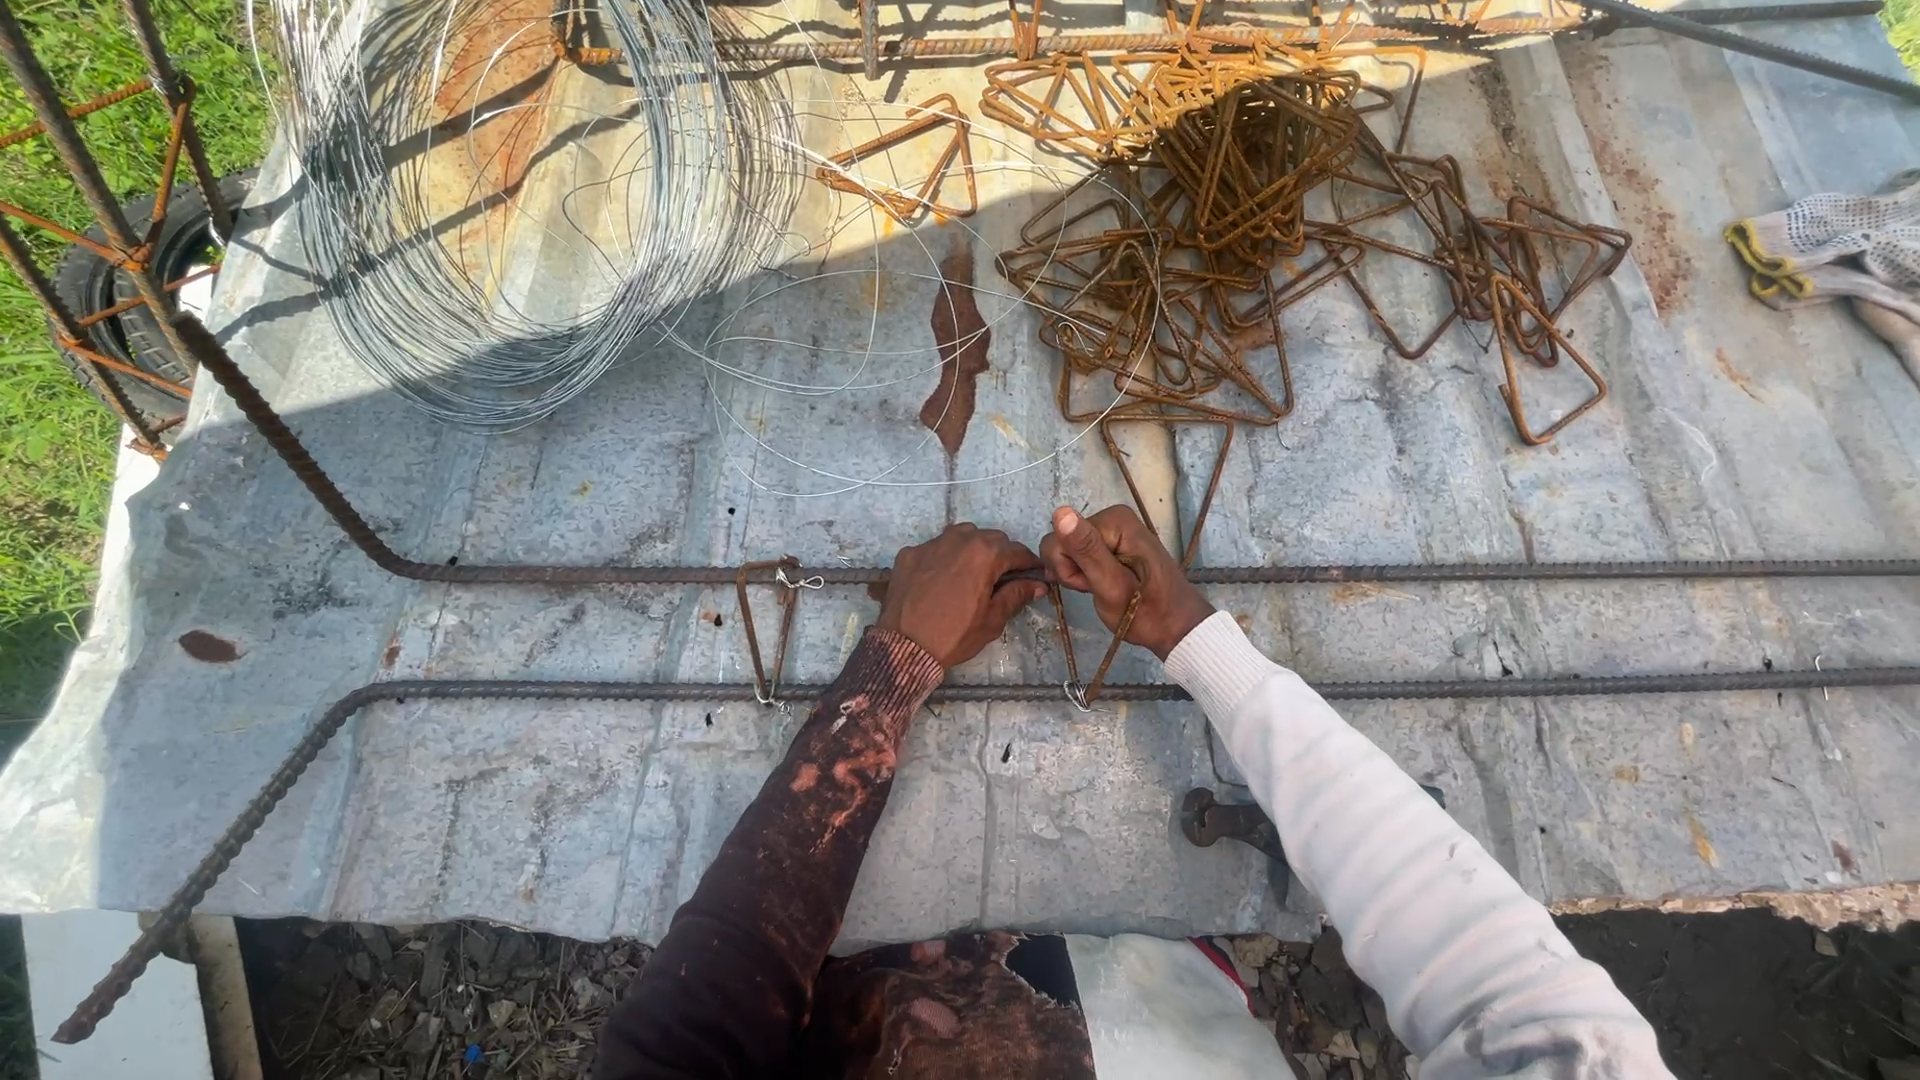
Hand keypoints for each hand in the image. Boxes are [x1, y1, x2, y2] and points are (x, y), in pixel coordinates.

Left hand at [877, 524, 1048, 667]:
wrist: (904, 647)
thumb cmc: (954, 636)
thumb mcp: (992, 620)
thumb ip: (1016, 595)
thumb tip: (1038, 585)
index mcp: (984, 554)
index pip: (1016, 551)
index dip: (1029, 563)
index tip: (1034, 574)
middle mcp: (958, 540)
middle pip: (990, 538)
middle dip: (1002, 554)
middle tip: (1004, 576)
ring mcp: (930, 544)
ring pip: (961, 536)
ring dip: (973, 549)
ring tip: (973, 572)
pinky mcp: (909, 554)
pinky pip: (935, 548)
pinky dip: (945, 558)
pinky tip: (942, 578)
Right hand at [1039, 505, 1213, 659]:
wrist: (1174, 627)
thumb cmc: (1145, 612)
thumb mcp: (1112, 585)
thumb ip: (1086, 549)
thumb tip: (1060, 512)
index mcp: (1114, 520)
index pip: (1059, 539)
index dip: (1069, 568)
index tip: (1092, 584)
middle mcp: (1112, 517)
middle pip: (1061, 540)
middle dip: (1071, 569)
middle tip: (1096, 587)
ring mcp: (1111, 530)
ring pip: (1065, 548)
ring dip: (1075, 573)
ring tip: (1100, 587)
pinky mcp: (1109, 543)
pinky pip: (1077, 553)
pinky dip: (1081, 572)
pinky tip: (1097, 583)